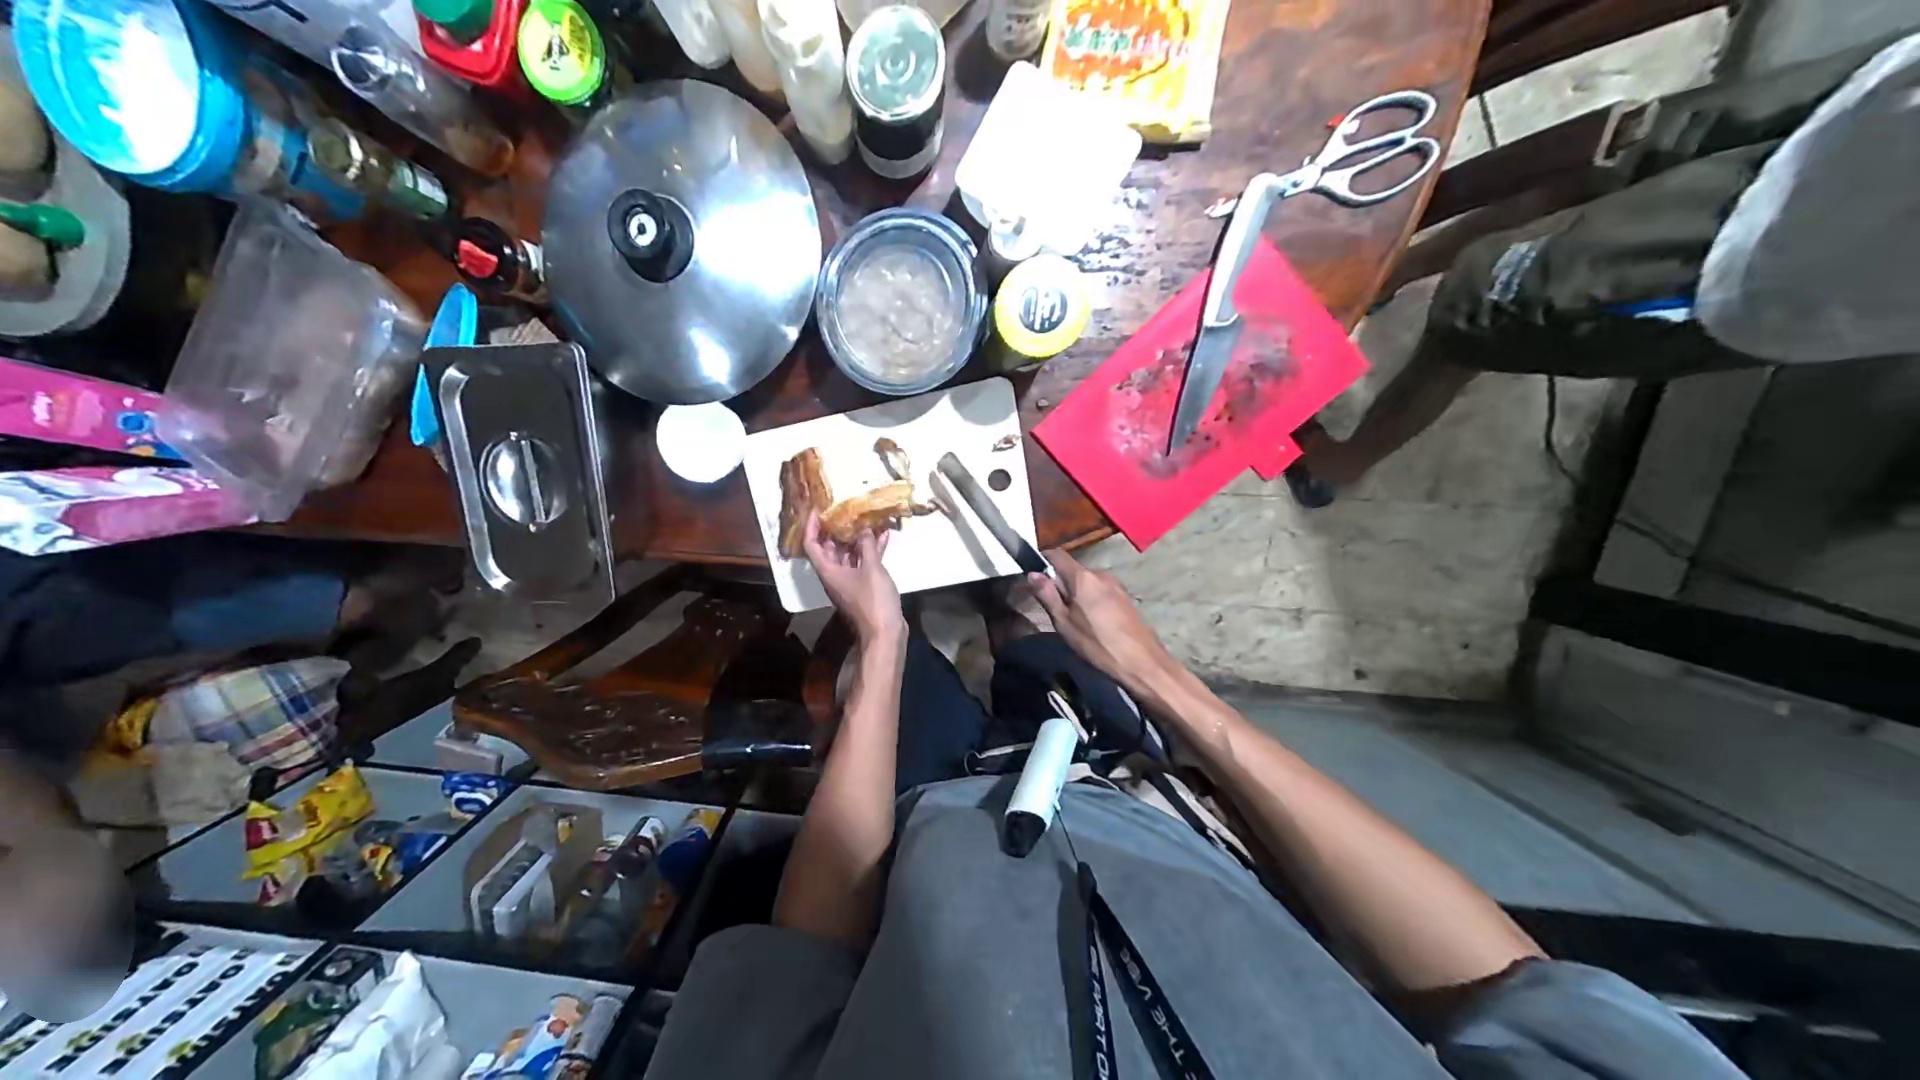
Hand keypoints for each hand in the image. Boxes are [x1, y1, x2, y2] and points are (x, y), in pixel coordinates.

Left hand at [803, 512, 904, 648]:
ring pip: (848, 555)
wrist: (884, 633)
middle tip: (846, 509)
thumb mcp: (871, 569)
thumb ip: (866, 546)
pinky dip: (870, 551)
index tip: (818, 509)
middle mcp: (834, 576)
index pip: (812, 544)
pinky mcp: (864, 587)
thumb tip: (863, 529)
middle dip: (836, 528)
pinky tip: (883, 536)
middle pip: (829, 548)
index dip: (812, 526)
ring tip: (866, 518)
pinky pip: (863, 563)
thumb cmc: (873, 601)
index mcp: (828, 571)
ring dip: (856, 538)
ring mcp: (849, 582)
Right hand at [1027, 549, 1185, 703]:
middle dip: (1062, 583)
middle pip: (1073, 570)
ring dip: (1078, 593)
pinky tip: (1095, 623)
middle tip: (1056, 610)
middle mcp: (1100, 574)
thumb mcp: (1064, 623)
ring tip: (1077, 620)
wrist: (1141, 661)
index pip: (1058, 554)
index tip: (1036, 577)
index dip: (1044, 560)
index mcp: (1082, 577)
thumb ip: (1048, 595)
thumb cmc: (1097, 644)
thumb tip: (1034, 573)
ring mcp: (1116, 584)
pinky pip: (1101, 591)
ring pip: (1088, 582)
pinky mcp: (1126, 596)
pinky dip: (1092, 600)